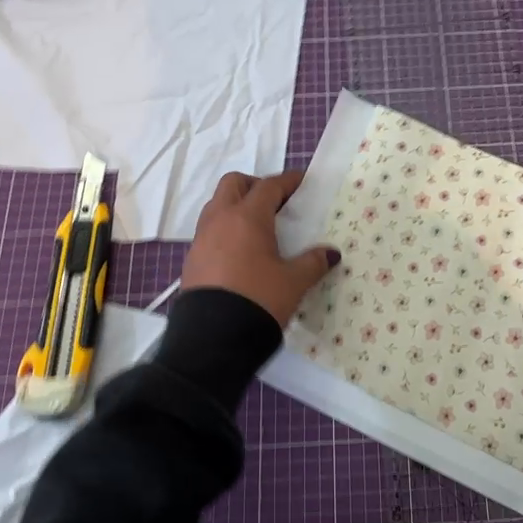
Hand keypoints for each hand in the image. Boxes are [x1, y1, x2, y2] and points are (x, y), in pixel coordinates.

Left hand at [181, 170, 340, 326]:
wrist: (211, 341)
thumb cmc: (258, 300)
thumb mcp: (293, 282)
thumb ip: (313, 263)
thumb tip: (330, 253)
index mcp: (247, 217)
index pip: (269, 186)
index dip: (287, 181)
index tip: (301, 182)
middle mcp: (221, 219)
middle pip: (234, 184)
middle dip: (254, 186)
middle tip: (275, 202)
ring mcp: (201, 239)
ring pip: (217, 205)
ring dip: (236, 206)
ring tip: (257, 228)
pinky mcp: (191, 260)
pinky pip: (209, 230)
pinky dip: (224, 230)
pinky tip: (240, 253)